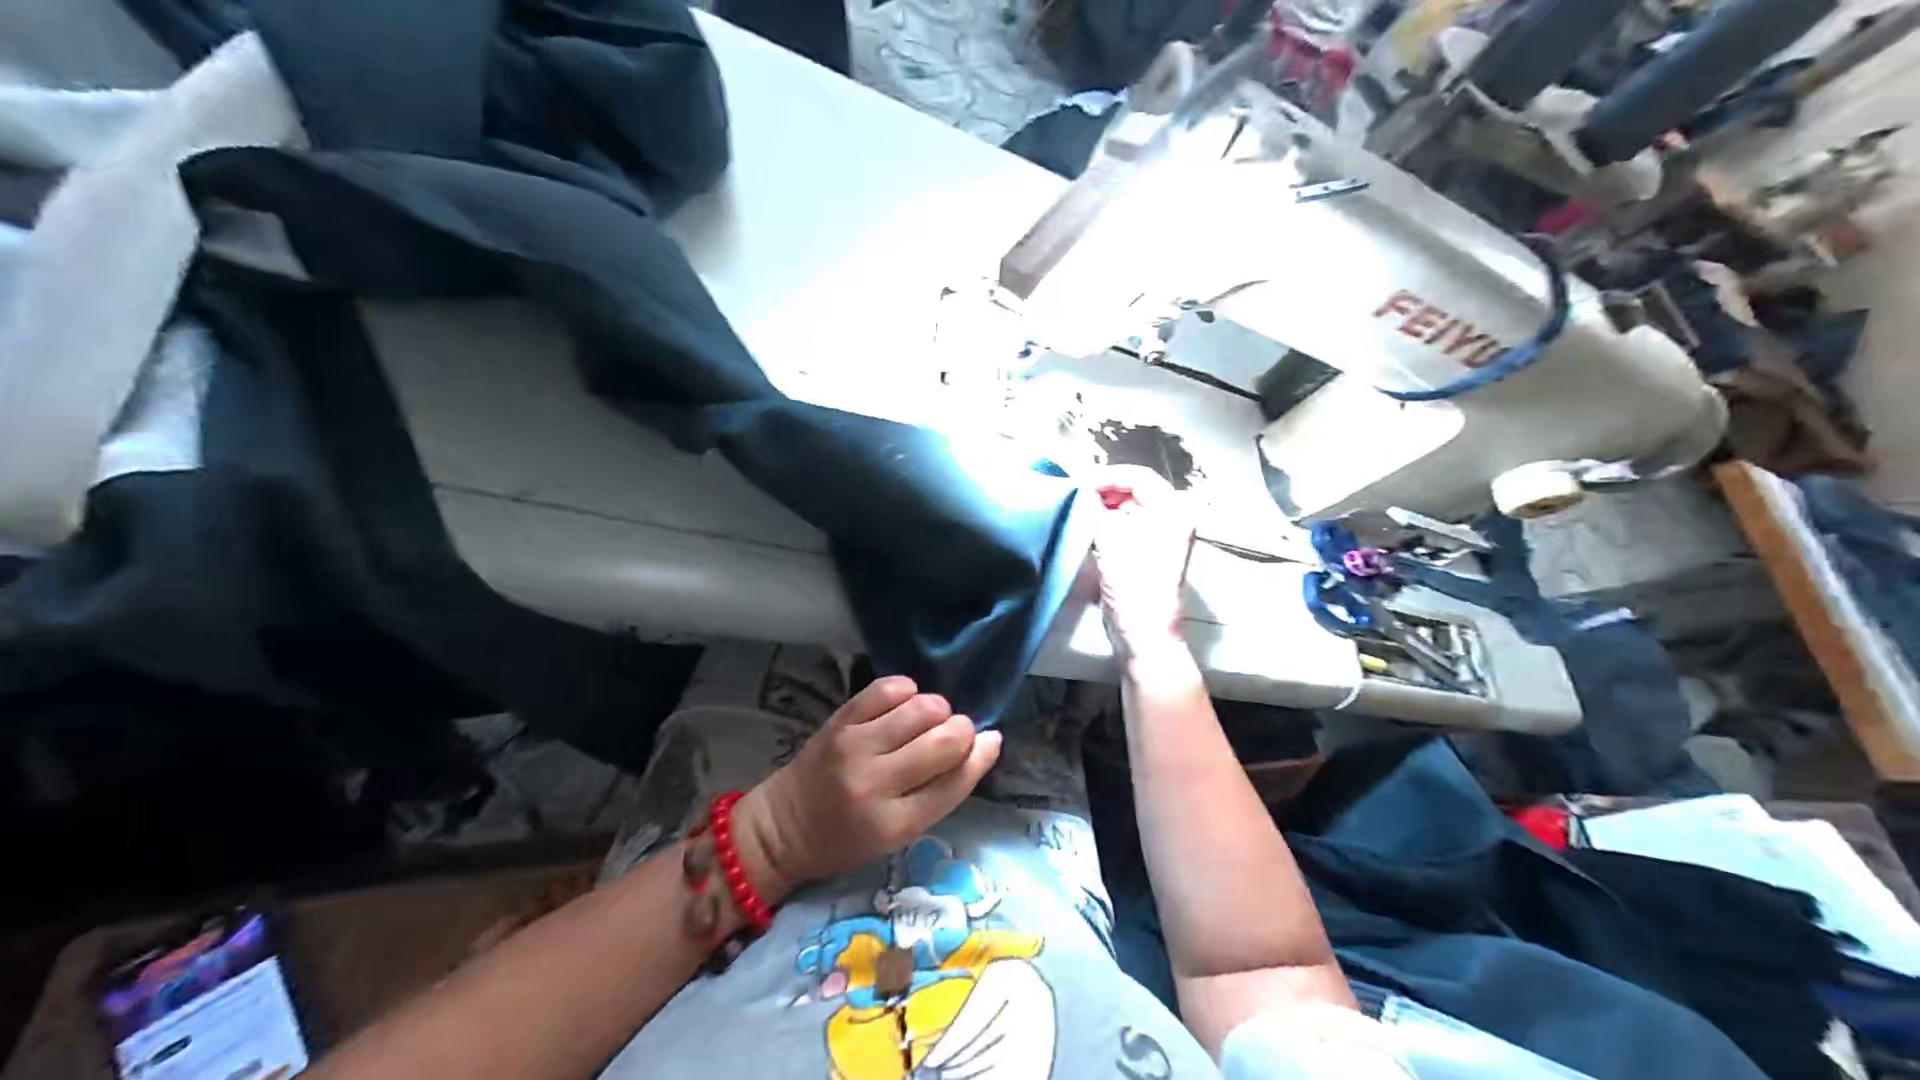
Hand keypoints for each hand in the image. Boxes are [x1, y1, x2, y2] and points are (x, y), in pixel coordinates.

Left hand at [732, 677, 1001, 900]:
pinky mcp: (839, 720)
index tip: (987, 742)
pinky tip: (905, 704)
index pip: (956, 781)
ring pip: (922, 708)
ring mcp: (854, 746)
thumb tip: (989, 741)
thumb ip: (943, 791)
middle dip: (962, 731)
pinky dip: (908, 691)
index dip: (980, 756)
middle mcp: (874, 783)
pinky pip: (889, 688)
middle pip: (944, 740)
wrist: (784, 826)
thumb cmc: (847, 838)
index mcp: (894, 824)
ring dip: (938, 709)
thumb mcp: (901, 833)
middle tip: (952, 736)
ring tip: (927, 721)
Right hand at [1090, 465, 1195, 657]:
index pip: (1139, 477)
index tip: (1079, 484)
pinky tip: (1088, 527)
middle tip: (1075, 495)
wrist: (1144, 634)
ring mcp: (1162, 538)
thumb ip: (1097, 511)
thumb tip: (1083, 496)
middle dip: (1104, 490)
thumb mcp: (1111, 540)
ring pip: (1129, 509)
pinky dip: (1108, 523)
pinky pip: (1127, 527)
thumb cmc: (1134, 585)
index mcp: (1173, 512)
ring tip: (1077, 509)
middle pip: (1135, 490)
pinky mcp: (1148, 554)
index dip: (1108, 476)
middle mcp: (1173, 520)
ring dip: (1104, 506)